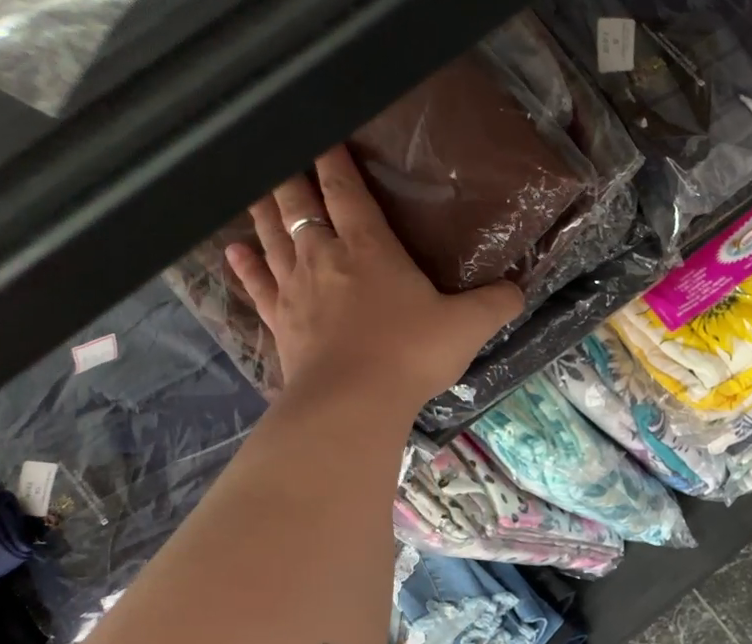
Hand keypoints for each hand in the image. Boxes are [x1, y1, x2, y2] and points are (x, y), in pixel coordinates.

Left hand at [225, 144, 522, 413]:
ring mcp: (295, 288)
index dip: (336, 162)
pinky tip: (235, 250)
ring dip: (264, 210)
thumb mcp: (469, 327)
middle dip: (291, 177)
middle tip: (282, 155)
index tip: (323, 137)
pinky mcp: (280, 319)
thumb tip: (517, 290)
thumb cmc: (412, 353)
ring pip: (272, 236)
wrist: (354, 399)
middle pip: (298, 206)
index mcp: (369, 250)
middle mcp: (324, 257)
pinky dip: (245, 263)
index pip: (347, 193)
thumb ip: (495, 304)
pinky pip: (258, 282)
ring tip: (258, 190)